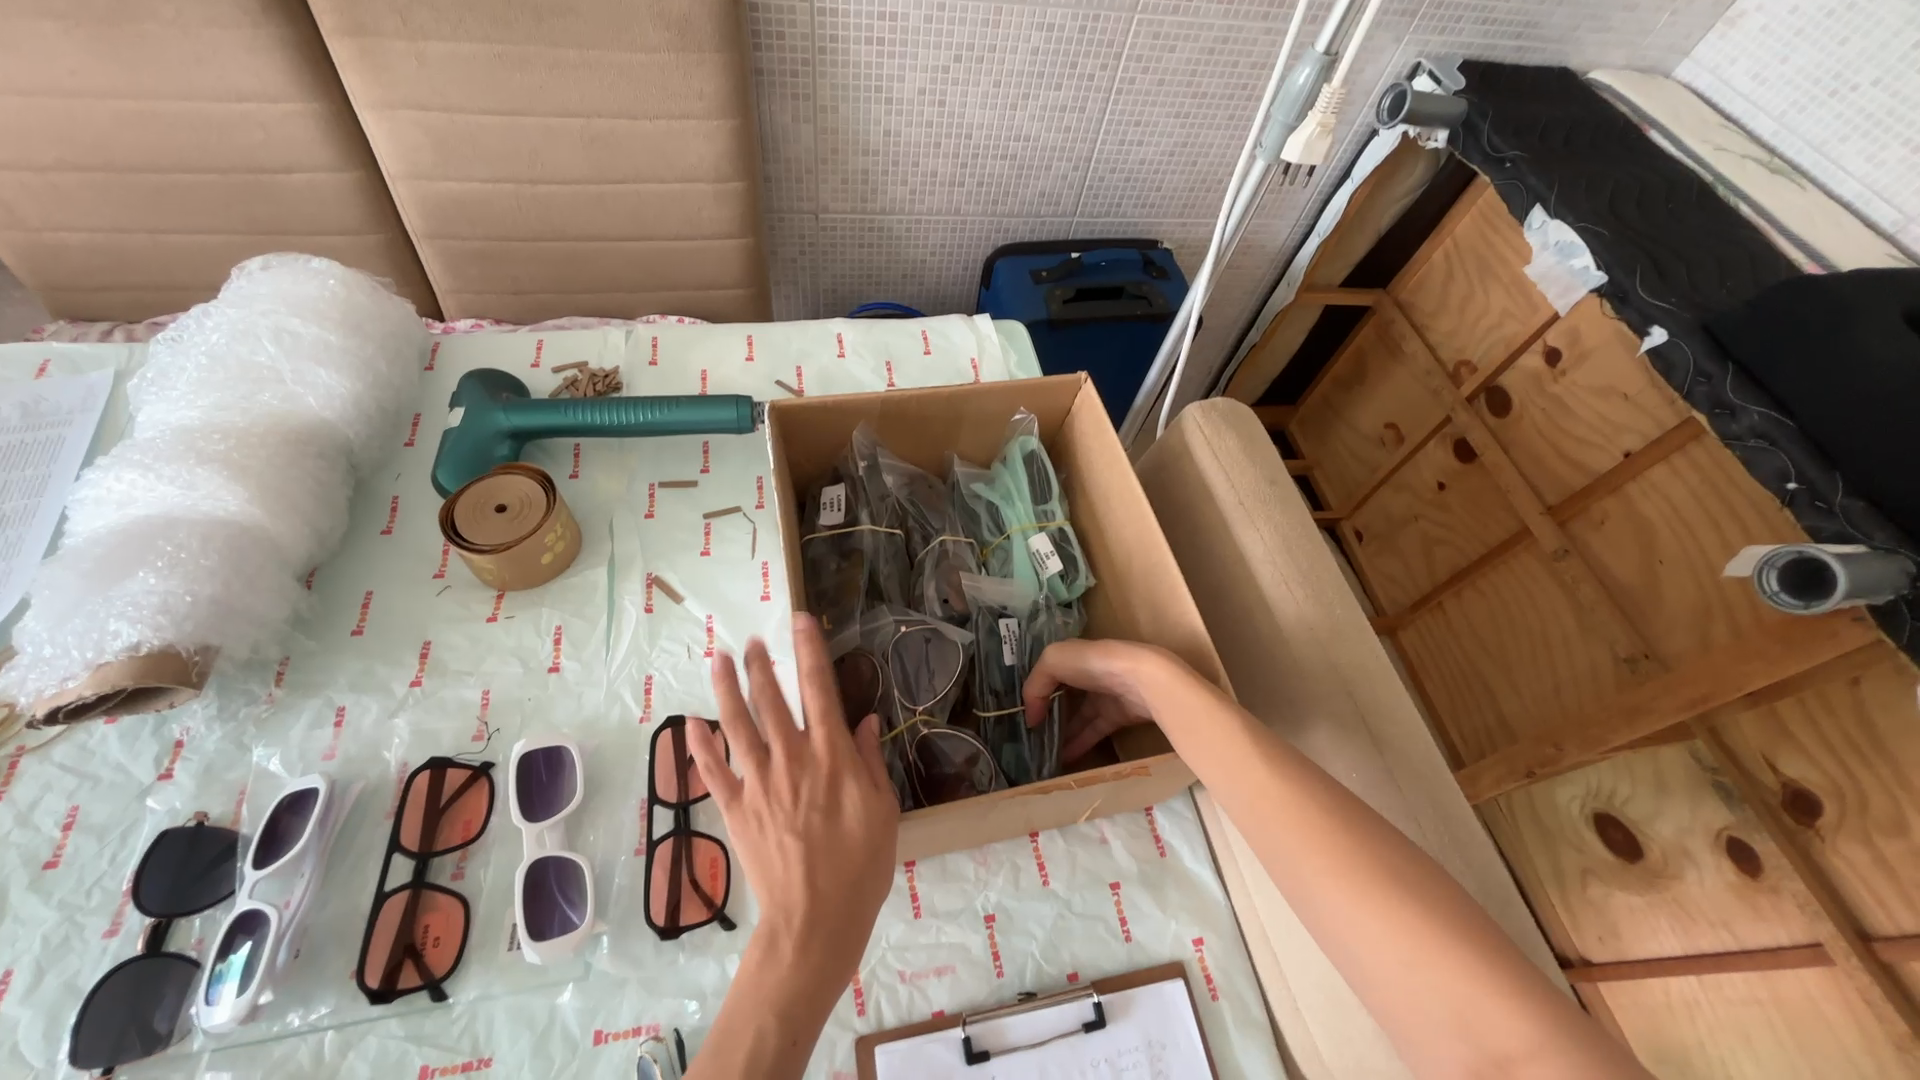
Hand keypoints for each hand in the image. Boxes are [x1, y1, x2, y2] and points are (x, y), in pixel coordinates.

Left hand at [684, 613, 898, 980]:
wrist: (816, 918)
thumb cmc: (860, 865)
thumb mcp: (882, 809)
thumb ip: (867, 759)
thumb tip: (863, 719)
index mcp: (831, 755)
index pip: (819, 689)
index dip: (809, 650)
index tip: (799, 620)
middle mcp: (791, 758)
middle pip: (771, 700)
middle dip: (761, 664)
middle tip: (752, 640)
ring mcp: (759, 783)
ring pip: (736, 724)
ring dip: (725, 689)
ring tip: (717, 660)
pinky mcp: (736, 809)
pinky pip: (712, 770)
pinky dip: (699, 745)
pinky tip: (689, 722)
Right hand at [1022, 639, 1205, 762]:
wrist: (1142, 679)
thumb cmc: (1093, 664)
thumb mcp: (1052, 661)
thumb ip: (1035, 685)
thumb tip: (1031, 715)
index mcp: (1075, 655)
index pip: (1050, 672)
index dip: (1036, 691)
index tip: (1021, 712)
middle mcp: (1090, 673)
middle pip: (1065, 696)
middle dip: (1048, 714)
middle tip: (1031, 735)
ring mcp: (1105, 695)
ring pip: (1078, 717)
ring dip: (1062, 733)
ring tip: (1044, 752)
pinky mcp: (1118, 716)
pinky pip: (1094, 732)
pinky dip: (1079, 744)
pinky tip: (1064, 757)